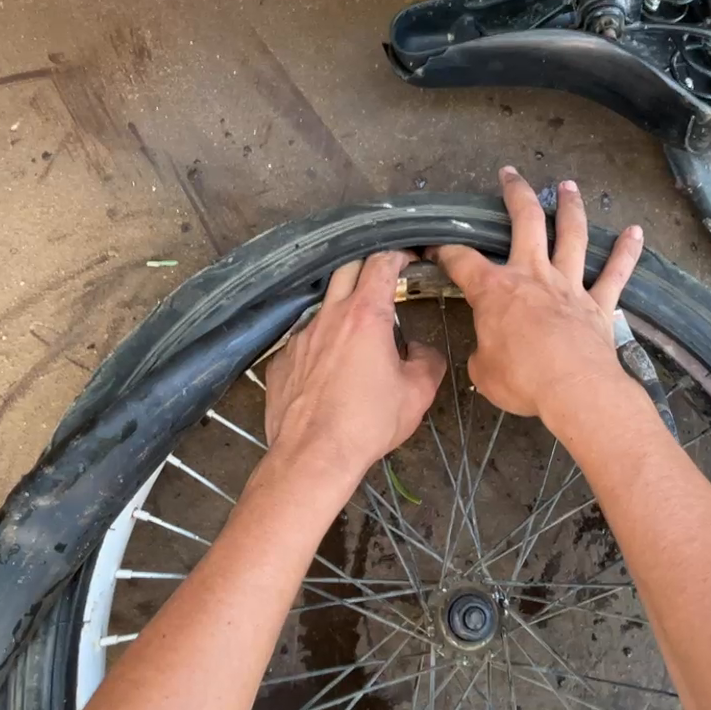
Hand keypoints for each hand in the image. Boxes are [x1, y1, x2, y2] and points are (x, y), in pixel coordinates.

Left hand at [262, 251, 446, 494]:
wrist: (314, 455)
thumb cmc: (368, 423)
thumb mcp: (418, 392)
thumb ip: (428, 360)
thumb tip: (420, 350)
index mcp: (366, 315)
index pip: (381, 263)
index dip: (398, 255)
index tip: (407, 260)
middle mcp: (330, 316)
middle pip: (347, 268)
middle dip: (367, 267)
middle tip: (384, 283)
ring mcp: (301, 336)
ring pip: (323, 304)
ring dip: (342, 306)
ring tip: (358, 332)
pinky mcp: (282, 359)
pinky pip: (304, 337)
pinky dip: (321, 340)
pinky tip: (330, 367)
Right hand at [432, 167, 643, 423]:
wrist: (574, 390)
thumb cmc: (521, 379)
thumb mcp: (483, 371)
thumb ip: (484, 352)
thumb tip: (488, 351)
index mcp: (495, 290)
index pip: (463, 261)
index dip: (445, 250)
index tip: (436, 244)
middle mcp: (533, 276)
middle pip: (526, 221)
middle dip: (516, 193)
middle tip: (510, 174)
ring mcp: (569, 286)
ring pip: (571, 235)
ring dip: (570, 208)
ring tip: (570, 186)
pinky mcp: (599, 305)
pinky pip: (616, 274)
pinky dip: (626, 252)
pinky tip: (635, 232)